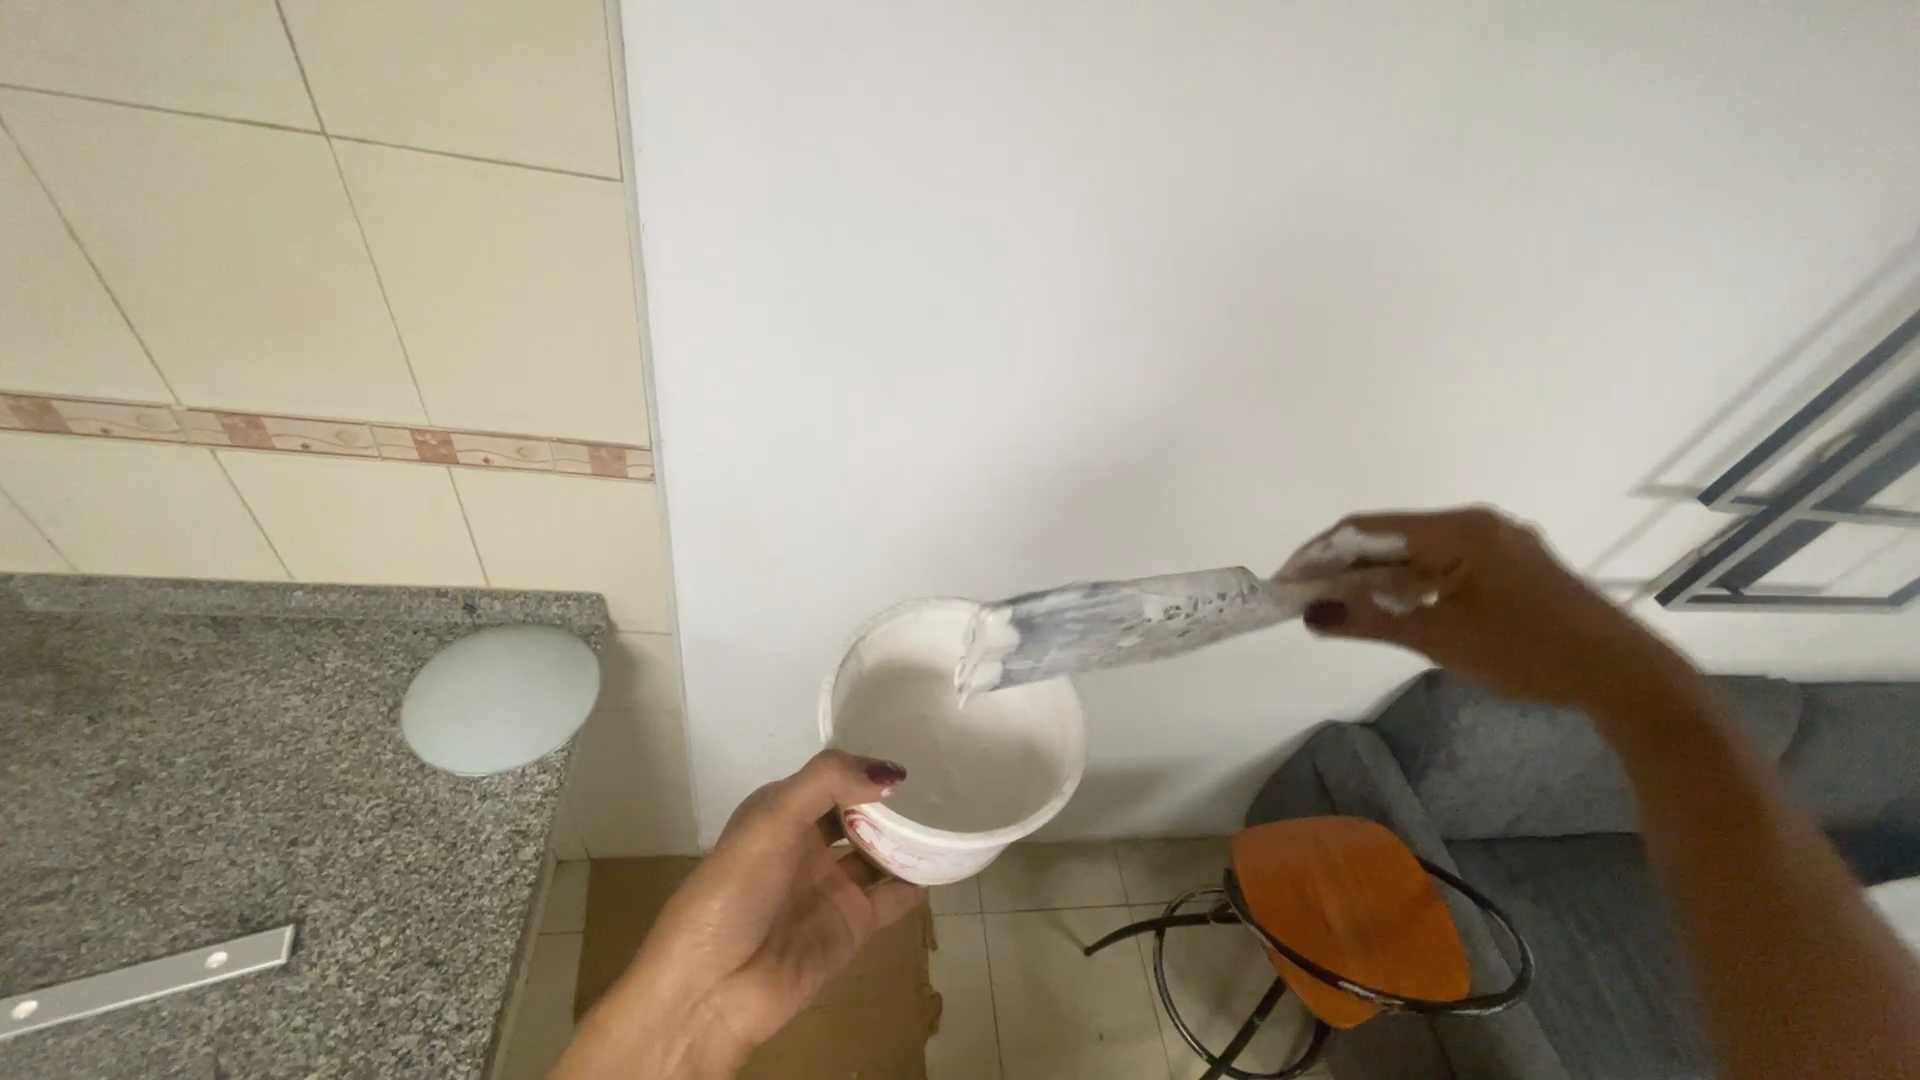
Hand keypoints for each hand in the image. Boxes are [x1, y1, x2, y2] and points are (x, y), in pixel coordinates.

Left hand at [552, 750, 923, 1078]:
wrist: (711, 989)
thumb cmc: (733, 891)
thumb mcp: (771, 820)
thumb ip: (827, 782)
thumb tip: (891, 774)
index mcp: (782, 813)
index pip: (833, 778)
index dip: (865, 769)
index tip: (910, 759)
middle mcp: (809, 845)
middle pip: (861, 814)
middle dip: (893, 802)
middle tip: (941, 786)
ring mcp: (832, 886)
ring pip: (881, 852)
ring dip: (910, 838)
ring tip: (950, 819)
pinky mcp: (851, 926)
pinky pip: (893, 896)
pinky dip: (918, 881)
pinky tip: (944, 864)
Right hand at [1294, 506, 1698, 711]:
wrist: (1624, 678)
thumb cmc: (1528, 652)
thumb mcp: (1439, 637)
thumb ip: (1371, 620)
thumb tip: (1312, 612)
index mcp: (1459, 530)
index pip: (1367, 529)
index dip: (1319, 553)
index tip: (1287, 581)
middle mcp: (1476, 524)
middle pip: (1389, 537)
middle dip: (1342, 566)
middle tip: (1305, 598)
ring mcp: (1496, 543)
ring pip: (1414, 552)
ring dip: (1373, 577)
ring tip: (1337, 605)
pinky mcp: (1509, 566)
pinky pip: (1440, 565)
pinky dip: (1407, 584)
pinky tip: (1389, 606)